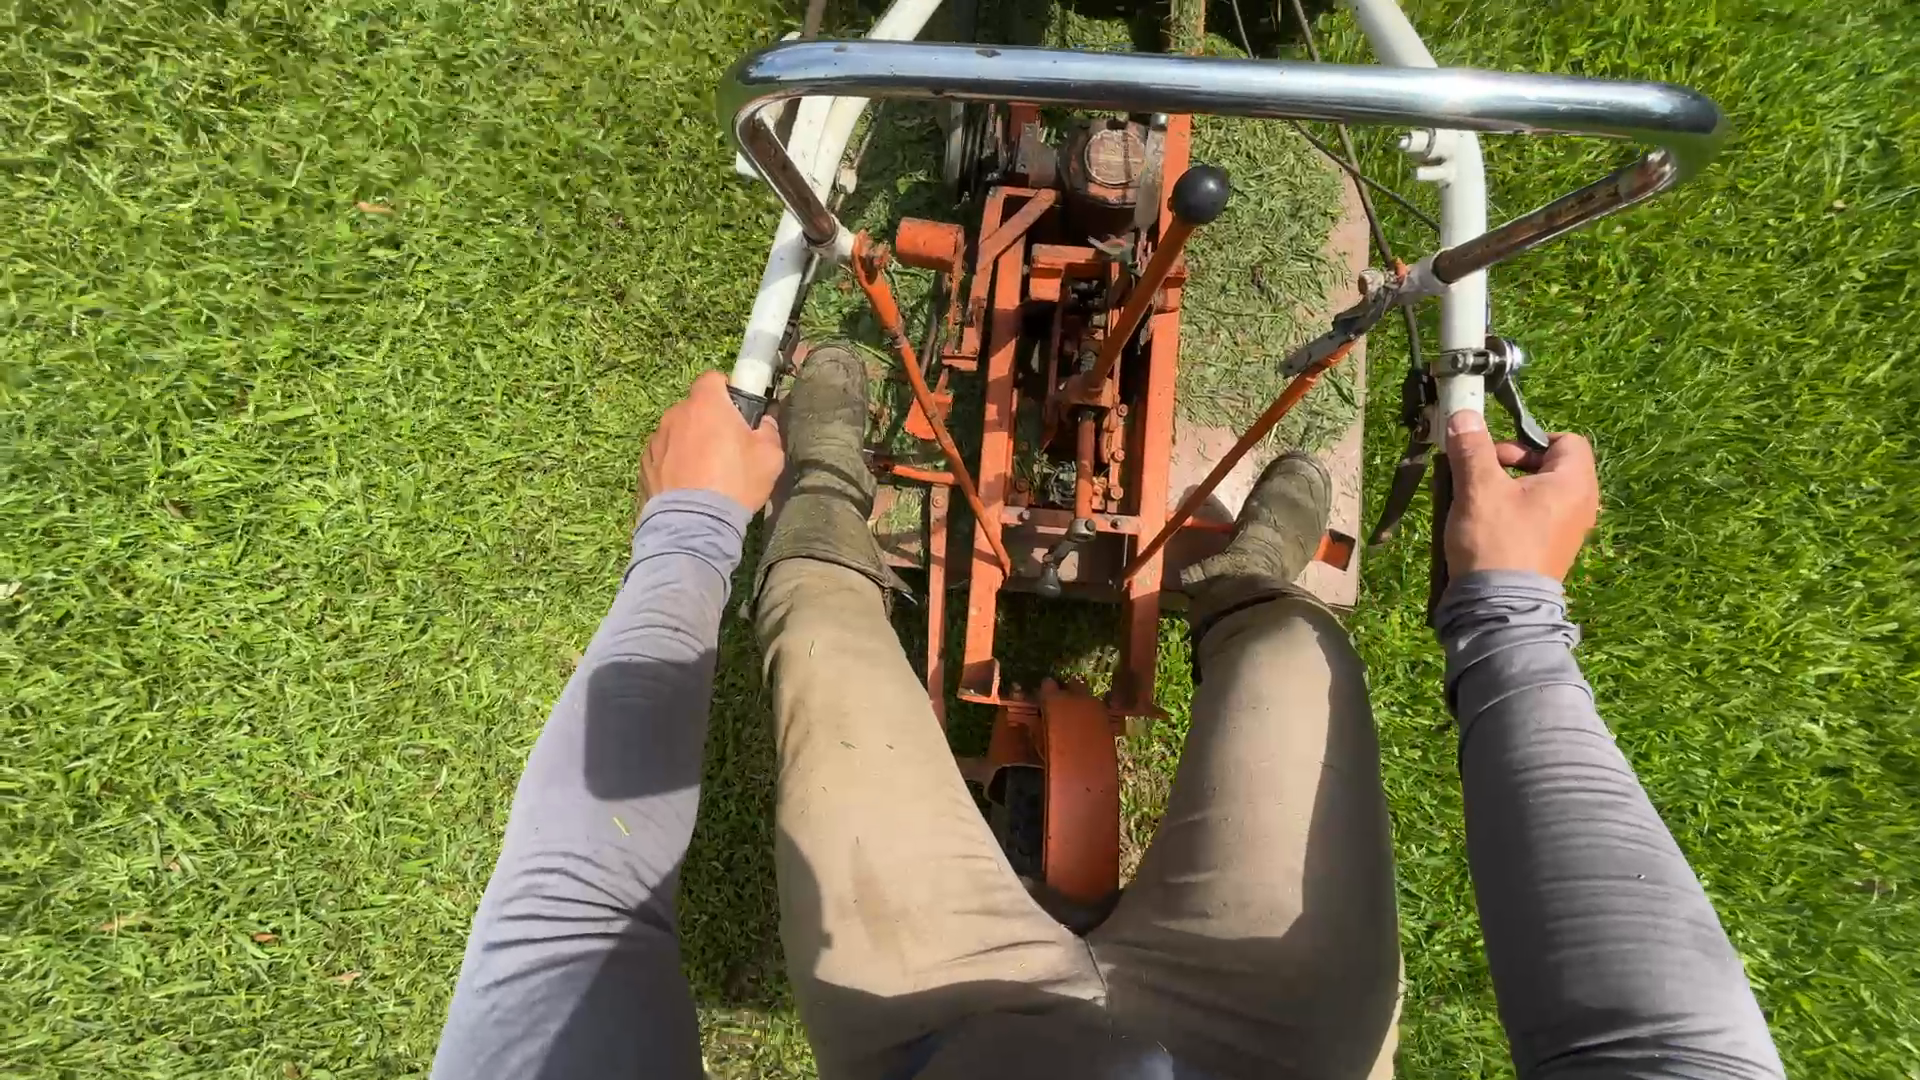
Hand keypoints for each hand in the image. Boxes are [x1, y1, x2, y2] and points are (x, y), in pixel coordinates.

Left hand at [638, 371, 783, 510]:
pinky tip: (690, 486)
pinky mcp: (645, 465)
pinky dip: (676, 463)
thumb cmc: (736, 482)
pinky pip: (665, 455)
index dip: (727, 390)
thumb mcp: (770, 456)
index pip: (713, 378)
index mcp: (707, 404)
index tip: (739, 410)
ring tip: (707, 472)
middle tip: (729, 447)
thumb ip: (769, 430)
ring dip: (691, 442)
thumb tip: (764, 423)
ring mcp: (657, 439)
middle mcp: (676, 414)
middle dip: (710, 420)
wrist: (695, 523)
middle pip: (695, 407)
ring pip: (679, 431)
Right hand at [1443, 409, 1598, 581]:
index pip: (1566, 440)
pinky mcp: (1549, 548)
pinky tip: (1480, 525)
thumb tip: (1463, 414)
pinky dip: (1507, 512)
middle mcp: (1581, 504)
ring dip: (1502, 490)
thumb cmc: (1495, 540)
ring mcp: (1568, 529)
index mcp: (1575, 483)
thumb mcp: (1478, 489)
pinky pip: (1531, 516)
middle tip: (1475, 478)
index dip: (1527, 440)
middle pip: (1547, 466)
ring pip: (1535, 492)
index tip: (1493, 454)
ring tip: (1472, 503)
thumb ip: (1472, 449)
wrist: (1497, 604)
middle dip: (1507, 465)